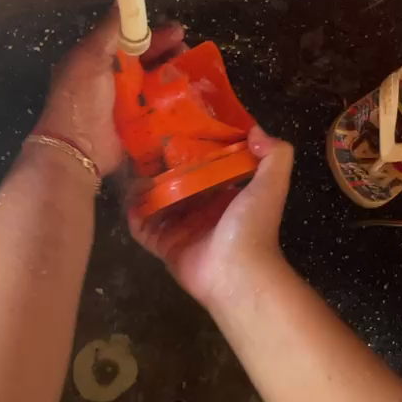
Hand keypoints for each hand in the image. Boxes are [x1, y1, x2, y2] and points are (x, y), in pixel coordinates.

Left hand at [33, 17, 184, 175]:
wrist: (77, 149)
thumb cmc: (81, 98)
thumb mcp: (90, 57)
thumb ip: (108, 30)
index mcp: (96, 60)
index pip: (128, 39)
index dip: (151, 33)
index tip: (175, 29)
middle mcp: (111, 80)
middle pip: (144, 60)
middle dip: (166, 52)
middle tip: (186, 47)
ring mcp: (124, 104)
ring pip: (154, 82)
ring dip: (172, 73)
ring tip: (190, 69)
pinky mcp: (136, 125)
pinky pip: (157, 107)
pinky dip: (172, 99)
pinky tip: (187, 93)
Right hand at [128, 125, 293, 308]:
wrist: (237, 274)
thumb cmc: (253, 226)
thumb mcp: (272, 184)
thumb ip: (274, 155)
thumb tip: (254, 130)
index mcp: (224, 194)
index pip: (204, 165)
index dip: (190, 148)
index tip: (176, 126)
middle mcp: (201, 208)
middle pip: (175, 181)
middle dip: (160, 165)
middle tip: (143, 144)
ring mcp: (180, 227)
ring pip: (155, 201)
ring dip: (143, 186)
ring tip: (129, 165)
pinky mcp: (164, 244)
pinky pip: (142, 226)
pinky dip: (133, 213)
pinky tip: (127, 195)